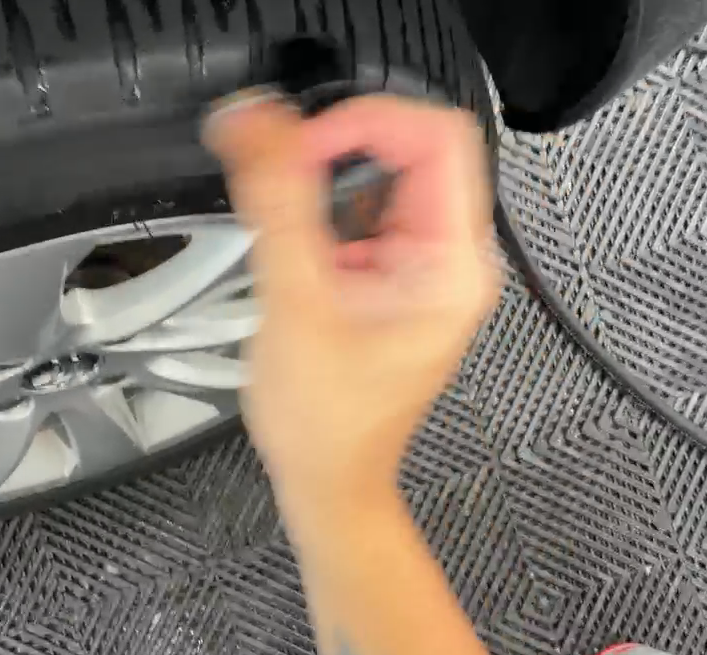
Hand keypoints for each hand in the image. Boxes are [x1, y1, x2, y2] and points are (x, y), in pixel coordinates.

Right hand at [205, 93, 498, 513]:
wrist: (327, 480)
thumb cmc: (327, 426)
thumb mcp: (294, 307)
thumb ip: (276, 205)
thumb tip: (256, 123)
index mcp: (450, 268)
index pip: (435, 137)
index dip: (365, 122)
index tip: (304, 147)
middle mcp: (448, 266)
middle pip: (408, 154)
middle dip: (339, 155)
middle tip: (285, 183)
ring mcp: (421, 277)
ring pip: (381, 186)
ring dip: (326, 192)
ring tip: (290, 241)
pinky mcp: (392, 288)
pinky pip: (364, 224)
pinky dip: (323, 224)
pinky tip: (299, 266)